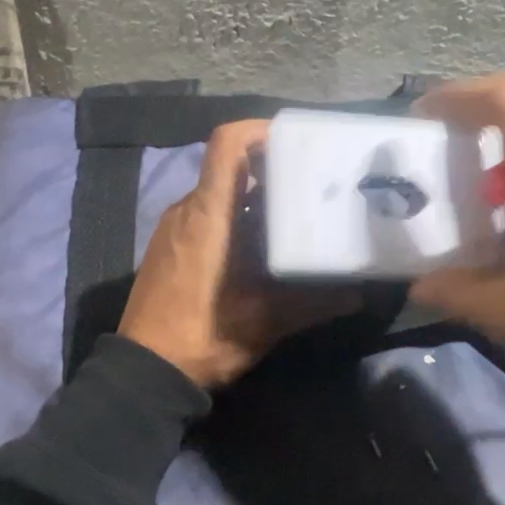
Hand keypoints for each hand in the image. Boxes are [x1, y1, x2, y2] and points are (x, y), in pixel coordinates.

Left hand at [119, 120, 356, 388]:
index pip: (227, 143)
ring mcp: (173, 231)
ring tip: (297, 221)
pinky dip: (235, 224)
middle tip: (315, 188)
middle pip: (231, 171)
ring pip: (220, 198)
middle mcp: (186, 211)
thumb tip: (359, 296)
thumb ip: (313, 305)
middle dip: (273, 174)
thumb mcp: (263, 322)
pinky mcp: (168, 250)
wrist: (144, 373)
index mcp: (208, 215)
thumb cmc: (203, 338)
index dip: (260, 131)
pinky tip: (262, 254)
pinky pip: (206, 221)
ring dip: (256, 204)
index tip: (297, 143)